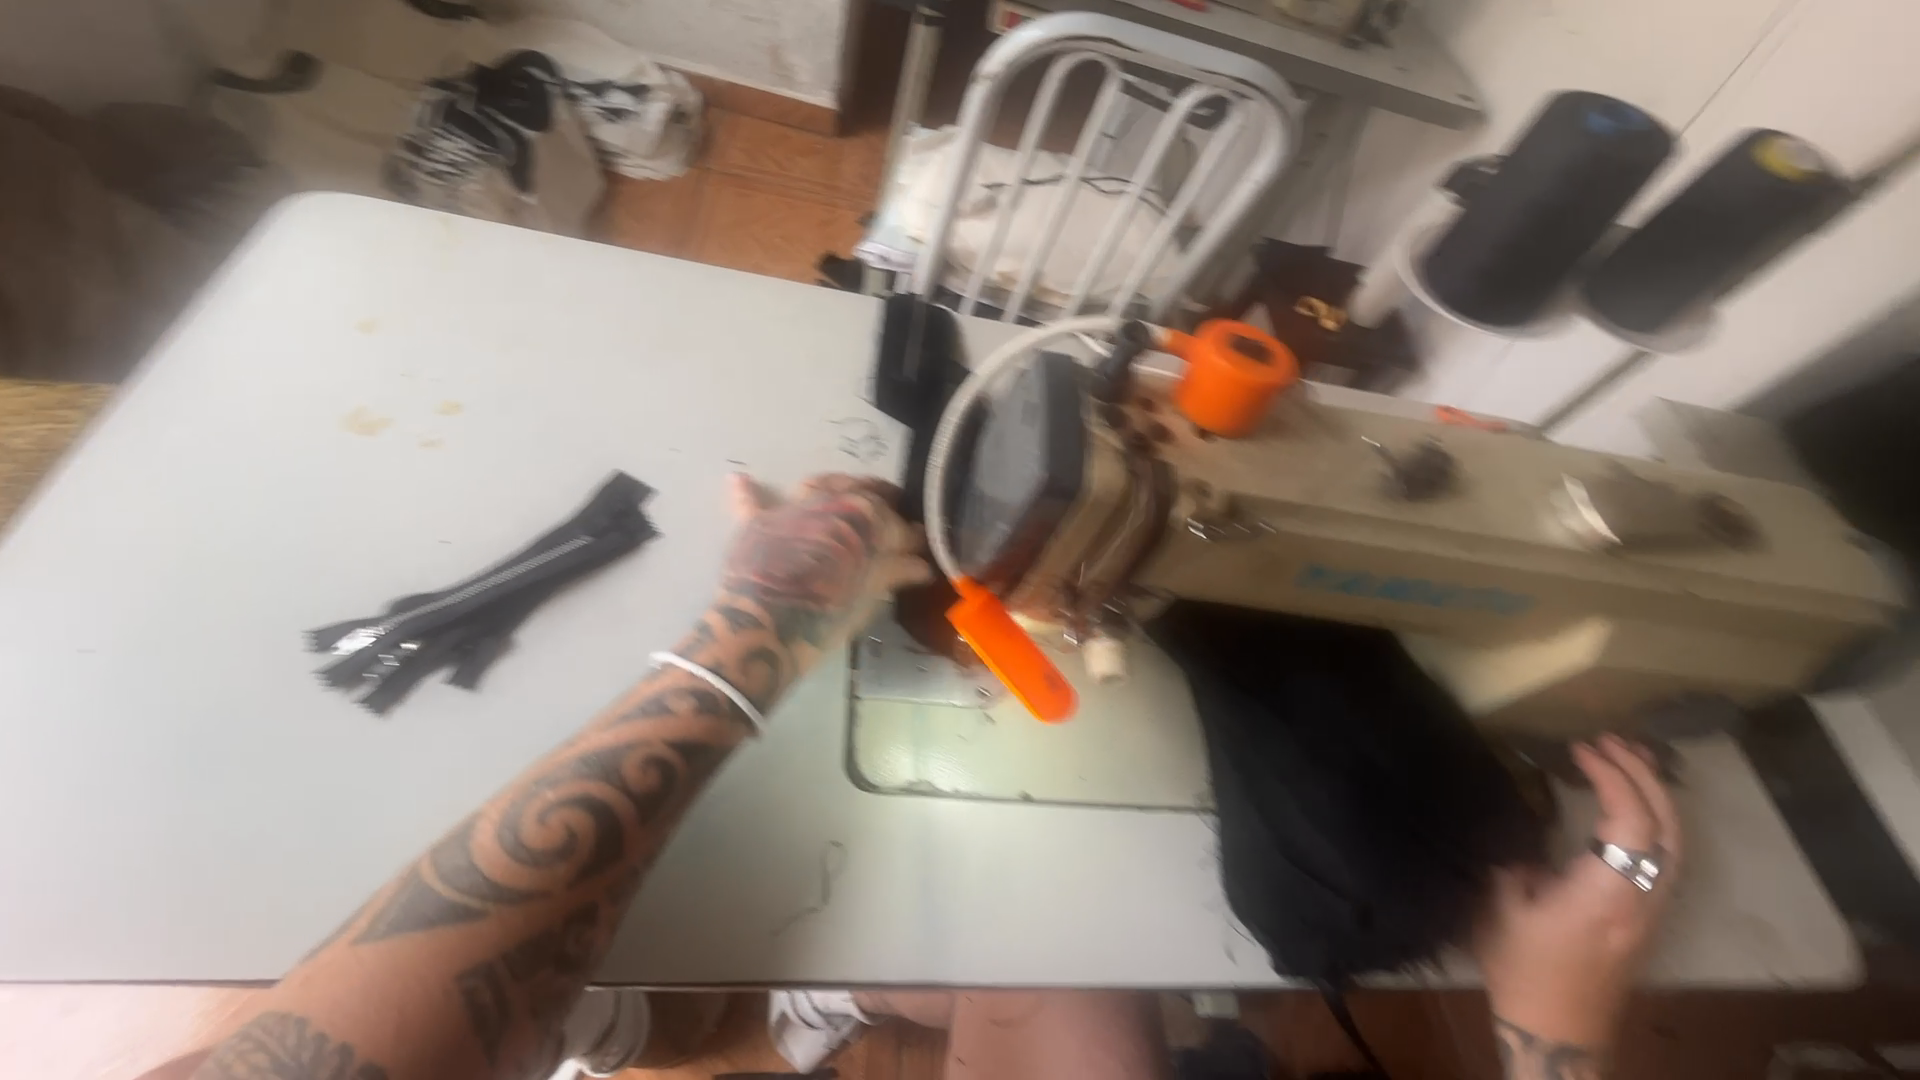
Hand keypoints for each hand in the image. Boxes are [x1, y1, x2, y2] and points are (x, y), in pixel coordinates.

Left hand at [718, 473, 930, 674]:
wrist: (766, 626)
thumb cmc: (827, 613)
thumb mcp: (870, 595)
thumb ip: (895, 571)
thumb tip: (921, 563)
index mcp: (866, 518)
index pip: (896, 523)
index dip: (910, 536)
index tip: (920, 545)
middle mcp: (831, 501)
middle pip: (861, 493)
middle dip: (880, 500)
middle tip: (892, 510)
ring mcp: (792, 509)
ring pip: (819, 484)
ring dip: (836, 485)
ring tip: (846, 491)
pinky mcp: (757, 524)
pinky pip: (750, 501)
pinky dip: (747, 490)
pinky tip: (740, 478)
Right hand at [1474, 735, 1681, 1051]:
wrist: (1558, 1027)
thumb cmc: (1522, 967)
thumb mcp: (1501, 907)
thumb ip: (1516, 860)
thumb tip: (1521, 825)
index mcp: (1604, 895)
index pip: (1631, 826)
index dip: (1613, 779)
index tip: (1580, 749)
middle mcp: (1641, 900)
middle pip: (1668, 830)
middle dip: (1645, 777)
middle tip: (1609, 740)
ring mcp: (1651, 910)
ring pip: (1675, 843)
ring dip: (1654, 796)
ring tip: (1623, 759)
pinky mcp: (1646, 915)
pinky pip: (1664, 856)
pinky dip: (1651, 819)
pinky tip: (1625, 804)